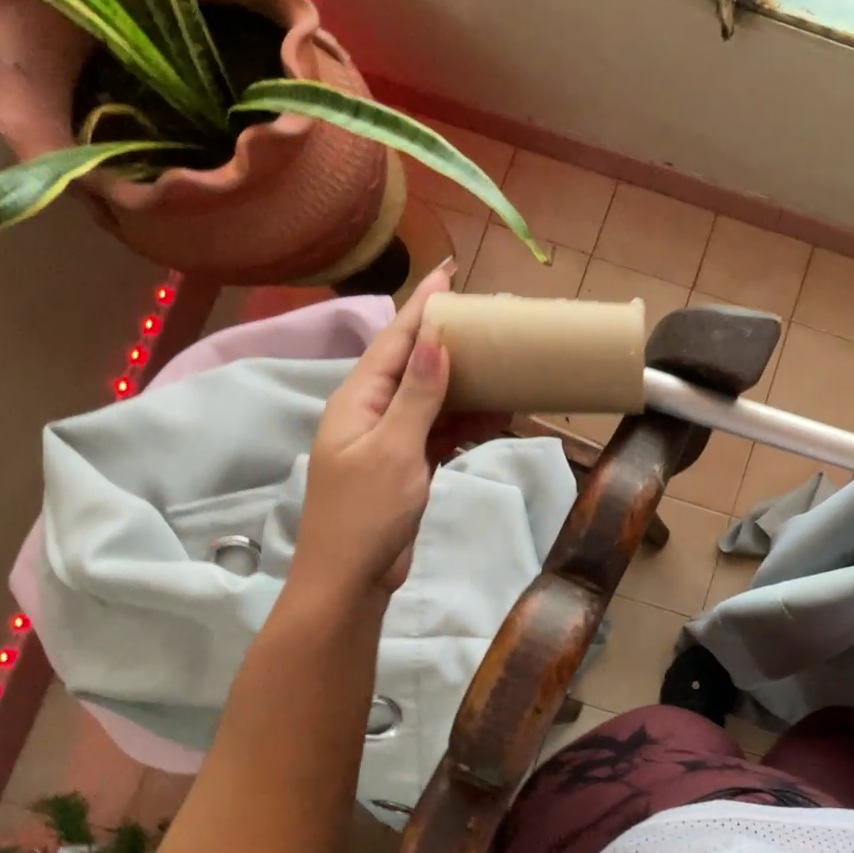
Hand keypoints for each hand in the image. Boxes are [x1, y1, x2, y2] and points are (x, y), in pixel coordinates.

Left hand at [291, 265, 506, 597]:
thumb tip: (435, 340)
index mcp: (357, 401)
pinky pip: (439, 432)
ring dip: (465, 386)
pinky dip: (465, 423)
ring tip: (502, 369)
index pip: (395, 342)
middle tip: (487, 319)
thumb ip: (417, 396)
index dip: (422, 307)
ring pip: (432, 399)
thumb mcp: (394, 450)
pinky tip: (495, 417)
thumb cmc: (366, 513)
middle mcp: (371, 413)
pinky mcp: (407, 466)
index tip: (449, 273)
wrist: (351, 579)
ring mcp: (389, 440)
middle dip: (448, 340)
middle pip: (414, 365)